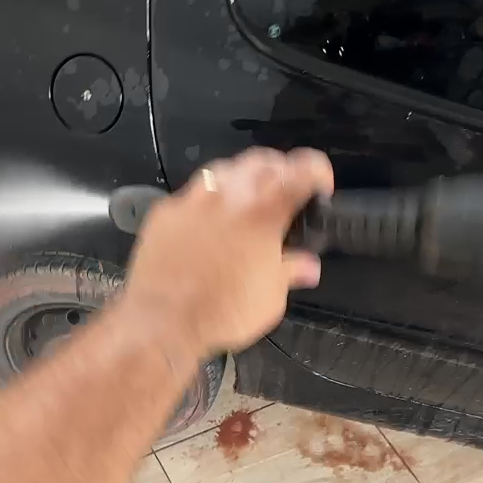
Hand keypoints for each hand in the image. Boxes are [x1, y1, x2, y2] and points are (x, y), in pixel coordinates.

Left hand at [120, 147, 333, 359]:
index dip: (317, 170)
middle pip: (262, 160)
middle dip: (280, 170)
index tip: (320, 183)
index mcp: (263, 214)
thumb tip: (307, 266)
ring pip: (225, 169)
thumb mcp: (270, 299)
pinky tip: (208, 221)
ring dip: (243, 179)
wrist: (162, 321)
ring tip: (247, 200)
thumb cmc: (222, 313)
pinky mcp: (166, 212)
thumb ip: (290, 272)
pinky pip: (192, 193)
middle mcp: (228, 197)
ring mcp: (193, 200)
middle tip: (285, 191)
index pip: (301, 171)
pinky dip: (207, 200)